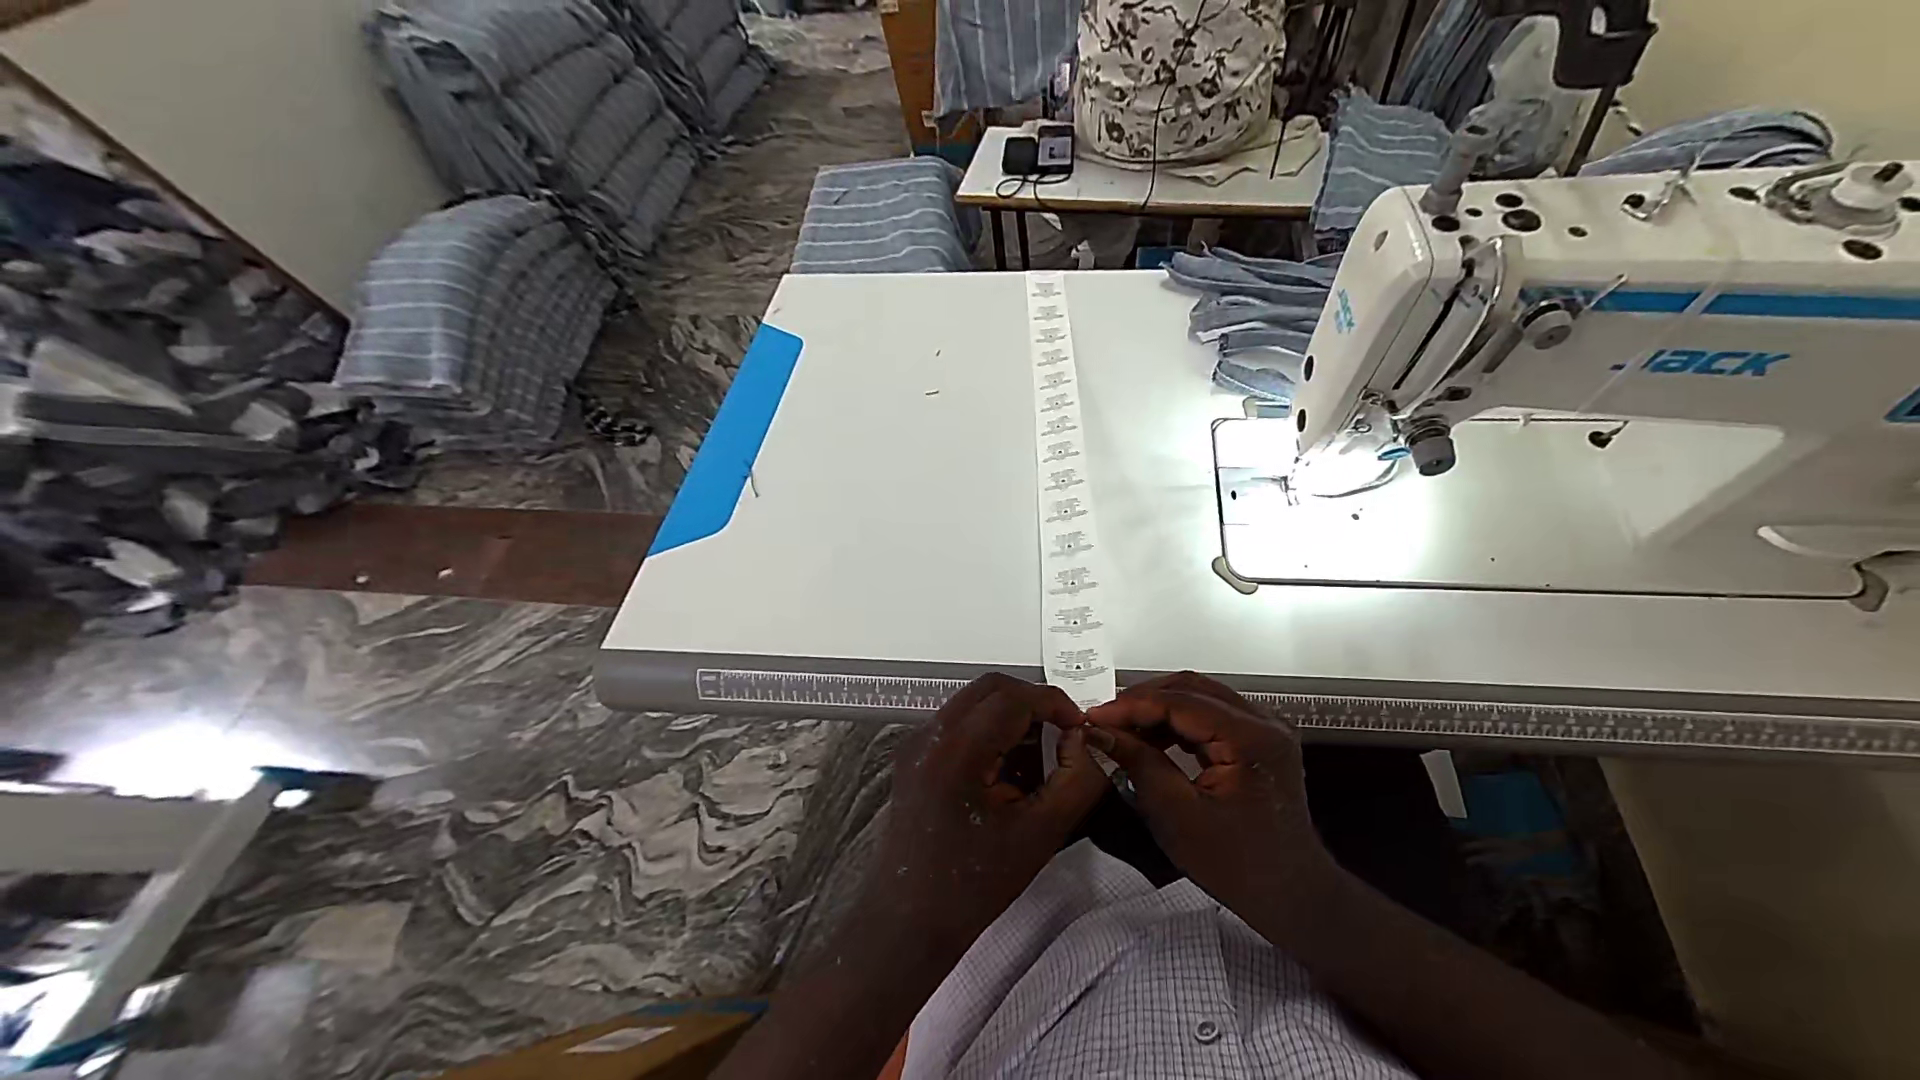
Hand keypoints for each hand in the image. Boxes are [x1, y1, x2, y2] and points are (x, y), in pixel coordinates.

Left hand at [865, 672, 1109, 955]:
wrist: (909, 922)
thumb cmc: (972, 886)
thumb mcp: (1039, 834)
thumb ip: (1076, 781)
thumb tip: (1085, 741)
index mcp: (955, 752)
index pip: (1012, 699)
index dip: (1053, 703)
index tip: (1079, 726)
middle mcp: (929, 736)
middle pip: (990, 689)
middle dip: (1032, 704)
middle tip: (1062, 734)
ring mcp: (917, 744)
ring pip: (974, 703)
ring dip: (1011, 717)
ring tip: (1037, 759)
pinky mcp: (915, 756)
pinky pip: (959, 723)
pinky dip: (990, 732)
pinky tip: (1008, 772)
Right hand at [1086, 672, 1333, 913]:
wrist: (1291, 896)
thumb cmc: (1238, 866)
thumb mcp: (1177, 815)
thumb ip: (1138, 763)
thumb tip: (1100, 731)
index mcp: (1251, 739)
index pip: (1181, 702)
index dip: (1132, 706)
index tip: (1094, 717)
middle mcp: (1263, 723)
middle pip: (1191, 688)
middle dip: (1143, 700)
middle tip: (1105, 718)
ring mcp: (1264, 729)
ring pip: (1199, 696)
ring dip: (1157, 708)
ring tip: (1121, 727)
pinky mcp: (1257, 740)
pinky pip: (1209, 715)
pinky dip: (1175, 721)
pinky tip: (1149, 737)